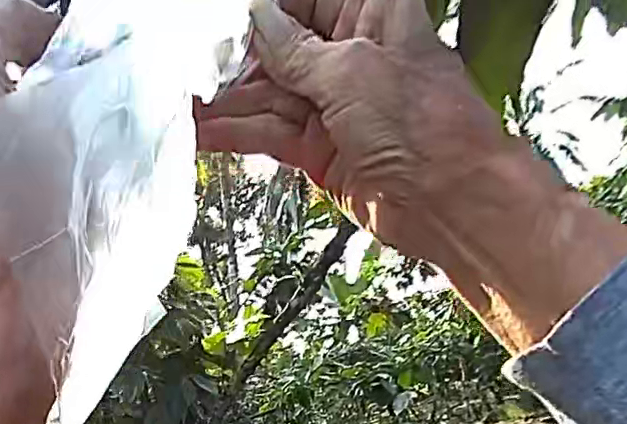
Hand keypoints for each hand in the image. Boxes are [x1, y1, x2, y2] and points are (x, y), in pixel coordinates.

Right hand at [197, 0, 626, 351]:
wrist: (444, 201)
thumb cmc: (418, 124)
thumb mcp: (351, 70)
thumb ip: (297, 50)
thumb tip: (260, 21)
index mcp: (369, 13)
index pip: (304, 0)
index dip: (264, 10)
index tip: (220, 21)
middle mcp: (347, 57)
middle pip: (279, 48)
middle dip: (235, 59)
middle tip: (189, 67)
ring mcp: (331, 108)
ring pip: (269, 97)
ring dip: (226, 103)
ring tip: (182, 105)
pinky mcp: (320, 153)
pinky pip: (272, 136)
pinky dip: (239, 136)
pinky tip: (204, 132)